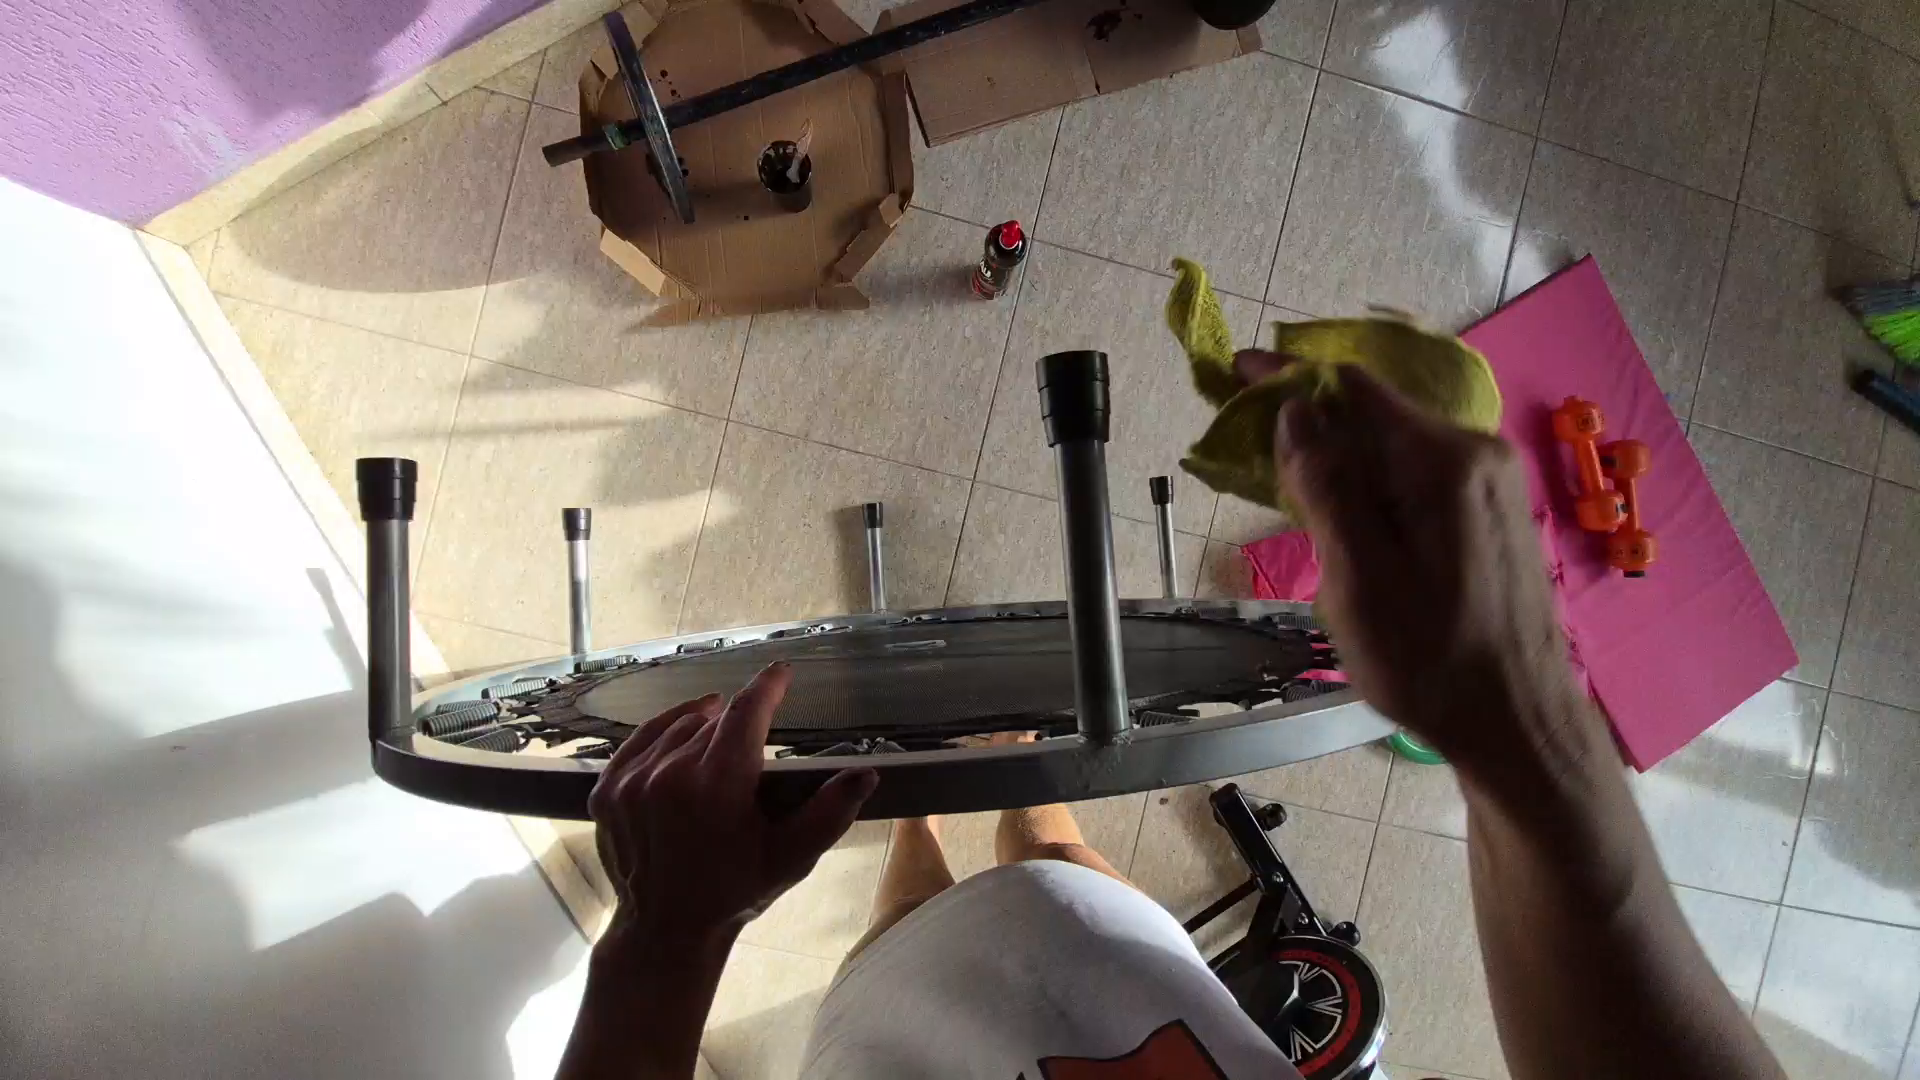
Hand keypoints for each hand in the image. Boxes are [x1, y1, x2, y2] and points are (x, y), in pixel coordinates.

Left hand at [587, 662, 878, 952]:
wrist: (665, 930)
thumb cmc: (736, 888)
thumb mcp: (791, 856)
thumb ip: (830, 813)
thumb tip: (866, 774)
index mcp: (717, 786)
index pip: (746, 713)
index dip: (768, 686)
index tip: (783, 670)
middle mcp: (670, 774)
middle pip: (717, 722)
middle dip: (741, 725)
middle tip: (755, 747)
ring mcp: (633, 781)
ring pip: (682, 726)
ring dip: (707, 729)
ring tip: (722, 748)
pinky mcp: (608, 788)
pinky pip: (644, 736)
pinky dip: (668, 727)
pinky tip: (686, 731)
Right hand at [1242, 352, 1597, 783]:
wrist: (1518, 723)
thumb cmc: (1426, 658)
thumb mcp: (1357, 577)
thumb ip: (1326, 488)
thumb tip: (1294, 412)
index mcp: (1442, 463)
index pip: (1352, 390)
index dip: (1289, 375)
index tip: (1237, 369)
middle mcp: (1474, 455)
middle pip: (1373, 412)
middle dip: (1308, 415)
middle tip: (1248, 435)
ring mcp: (1487, 481)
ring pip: (1391, 443)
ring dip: (1334, 449)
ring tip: (1285, 476)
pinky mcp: (1486, 509)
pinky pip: (1412, 470)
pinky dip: (1365, 474)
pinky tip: (1340, 505)